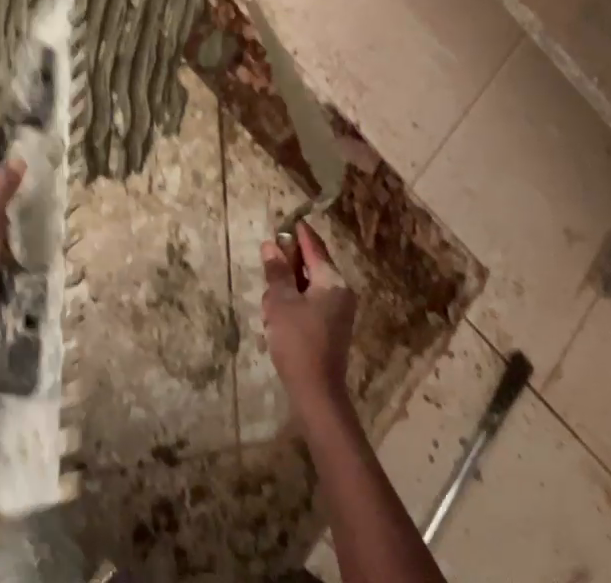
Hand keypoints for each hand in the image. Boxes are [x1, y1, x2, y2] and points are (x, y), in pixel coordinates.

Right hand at [261, 221, 357, 417]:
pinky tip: (278, 313)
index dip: (298, 233)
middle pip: (313, 266)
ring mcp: (339, 312)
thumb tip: (271, 245)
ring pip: (310, 286)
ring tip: (269, 296)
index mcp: (333, 281)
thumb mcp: (281, 303)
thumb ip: (277, 272)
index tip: (285, 220)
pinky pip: (311, 303)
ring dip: (289, 286)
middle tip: (268, 260)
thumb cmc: (297, 341)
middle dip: (289, 264)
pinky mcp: (332, 328)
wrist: (317, 390)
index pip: (314, 247)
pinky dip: (295, 302)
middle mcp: (341, 292)